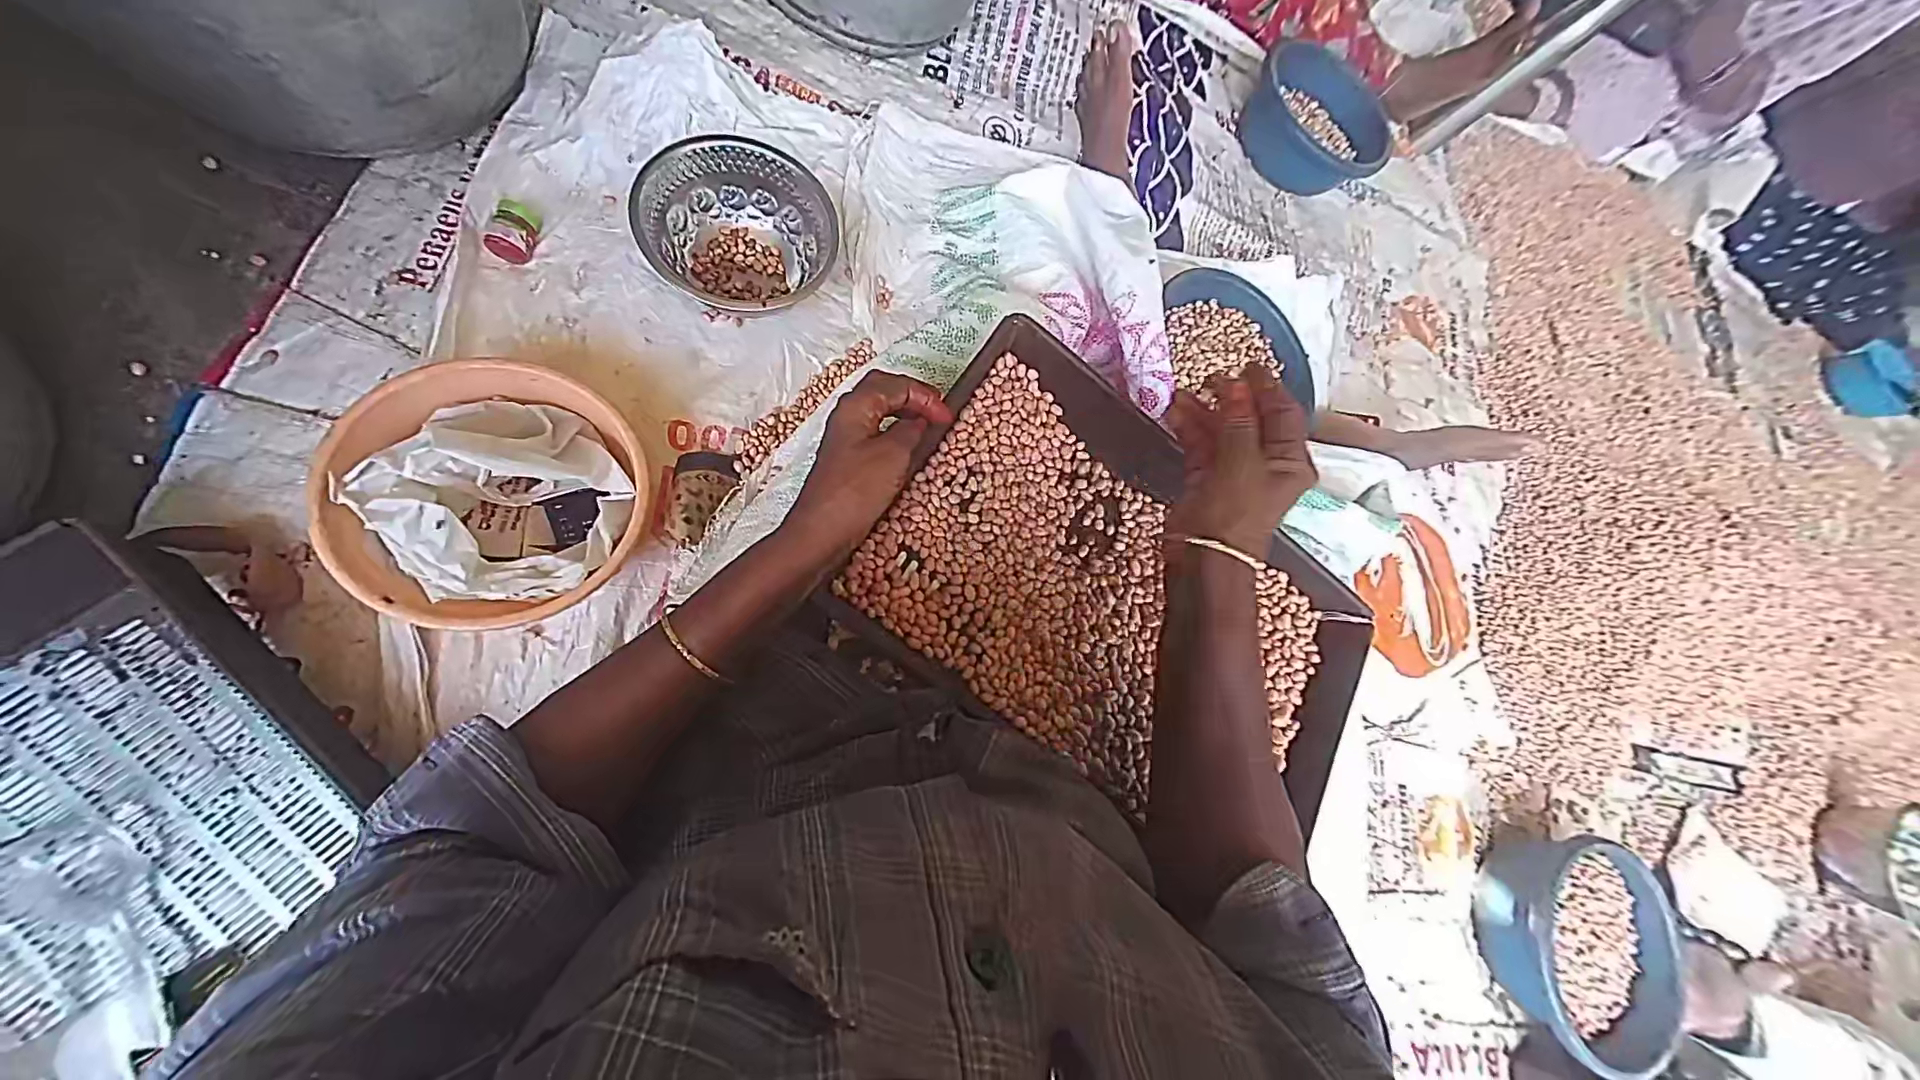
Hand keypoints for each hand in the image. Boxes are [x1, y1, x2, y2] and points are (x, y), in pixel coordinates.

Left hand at [784, 370, 952, 563]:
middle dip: (912, 396)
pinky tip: (907, 451)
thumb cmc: (854, 492)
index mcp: (856, 407)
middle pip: (883, 390)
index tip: (946, 415)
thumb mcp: (893, 455)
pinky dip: (895, 435)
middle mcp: (847, 417)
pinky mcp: (848, 462)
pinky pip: (875, 436)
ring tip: (927, 427)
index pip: (895, 384)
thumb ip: (910, 431)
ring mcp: (846, 440)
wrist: (822, 531)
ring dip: (904, 415)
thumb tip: (919, 422)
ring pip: (878, 413)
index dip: (925, 395)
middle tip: (937, 411)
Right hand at [1164, 362, 1315, 556]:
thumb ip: (1239, 421)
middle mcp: (1264, 463)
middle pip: (1251, 420)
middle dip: (1231, 398)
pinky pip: (1200, 446)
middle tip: (1211, 378)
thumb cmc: (1234, 511)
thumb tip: (1235, 386)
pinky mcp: (1206, 479)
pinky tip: (1175, 412)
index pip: (1283, 414)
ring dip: (1203, 411)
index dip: (1268, 388)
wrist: (1204, 555)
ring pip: (1221, 431)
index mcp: (1289, 460)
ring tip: (1183, 393)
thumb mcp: (1241, 461)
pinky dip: (1189, 429)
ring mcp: (1233, 471)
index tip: (1248, 366)